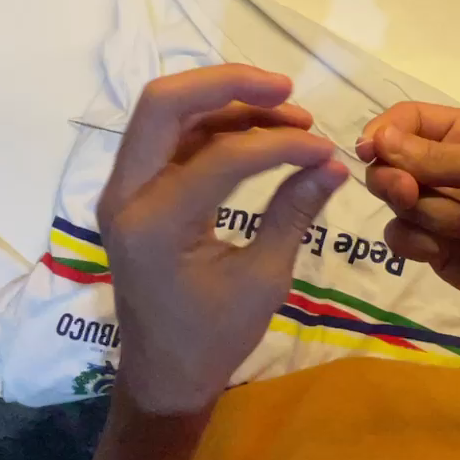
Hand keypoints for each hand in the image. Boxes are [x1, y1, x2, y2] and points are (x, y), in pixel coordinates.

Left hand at [99, 64, 347, 415]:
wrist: (164, 373)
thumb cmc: (214, 337)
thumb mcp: (264, 279)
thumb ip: (294, 212)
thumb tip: (334, 163)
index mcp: (154, 225)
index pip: (221, 158)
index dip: (280, 145)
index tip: (326, 150)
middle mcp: (125, 196)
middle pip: (163, 105)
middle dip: (229, 86)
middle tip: (287, 89)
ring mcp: (124, 191)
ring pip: (165, 114)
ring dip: (224, 101)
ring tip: (287, 111)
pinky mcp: (136, 193)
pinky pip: (170, 139)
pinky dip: (213, 125)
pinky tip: (258, 131)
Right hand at [357, 103, 459, 327]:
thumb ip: (435, 156)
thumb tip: (378, 139)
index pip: (407, 118)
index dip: (383, 132)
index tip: (369, 151)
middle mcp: (443, 164)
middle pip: (389, 160)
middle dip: (396, 179)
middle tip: (410, 192)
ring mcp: (434, 205)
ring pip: (393, 200)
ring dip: (429, 216)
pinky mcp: (428, 242)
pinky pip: (398, 235)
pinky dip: (419, 243)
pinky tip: (445, 252)